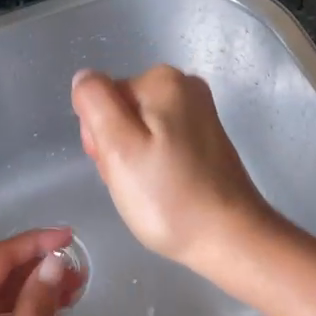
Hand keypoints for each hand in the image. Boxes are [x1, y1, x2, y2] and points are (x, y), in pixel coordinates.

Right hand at [70, 66, 280, 273]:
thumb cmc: (169, 196)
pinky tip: (165, 190)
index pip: (103, 99)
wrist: (230, 238)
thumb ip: (95, 102)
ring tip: (149, 190)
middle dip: (118, 147)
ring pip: (140, 131)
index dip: (101, 136)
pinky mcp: (207, 139)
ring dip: (134, 160)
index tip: (118, 165)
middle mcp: (185, 86)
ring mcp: (200, 113)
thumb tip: (85, 77)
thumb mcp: (119, 147)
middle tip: (133, 181)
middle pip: (123, 112)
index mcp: (163, 80)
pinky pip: (162, 145)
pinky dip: (156, 166)